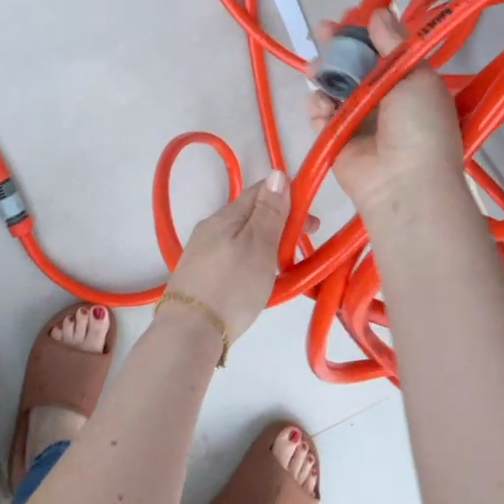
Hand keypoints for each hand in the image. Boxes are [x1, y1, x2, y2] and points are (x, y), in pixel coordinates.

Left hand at [162, 170, 289, 340]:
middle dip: (280, 223)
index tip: (312, 220)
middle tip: (305, 245)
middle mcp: (211, 228)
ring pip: (242, 237)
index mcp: (226, 216)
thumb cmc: (232, 285)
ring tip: (286, 265)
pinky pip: (233, 257)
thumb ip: (269, 212)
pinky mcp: (201, 275)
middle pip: (251, 215)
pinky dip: (252, 260)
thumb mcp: (259, 245)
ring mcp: (203, 252)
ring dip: (267, 243)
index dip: (288, 197)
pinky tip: (259, 279)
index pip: (259, 191)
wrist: (190, 330)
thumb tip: (277, 173)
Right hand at [309, 10, 463, 216]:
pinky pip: (318, 113)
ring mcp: (355, 119)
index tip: (350, 15)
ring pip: (331, 85)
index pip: (381, 50)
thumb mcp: (416, 77)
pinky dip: (317, 107)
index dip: (364, 33)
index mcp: (406, 83)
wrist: (404, 183)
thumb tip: (379, 12)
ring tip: (317, 71)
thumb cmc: (420, 127)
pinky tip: (322, 108)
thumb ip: (393, 43)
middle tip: (323, 31)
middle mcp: (381, 98)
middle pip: (352, 64)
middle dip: (336, 46)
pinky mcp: (333, 137)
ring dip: (323, 73)